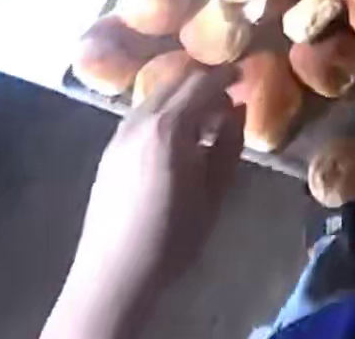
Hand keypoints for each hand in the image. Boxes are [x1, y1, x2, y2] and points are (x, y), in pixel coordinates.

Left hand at [44, 65, 242, 338]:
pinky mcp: (110, 149)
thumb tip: (238, 107)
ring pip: (157, 94)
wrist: (113, 278)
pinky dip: (164, 110)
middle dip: (204, 82)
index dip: (226, 75)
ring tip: (203, 118)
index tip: (244, 75)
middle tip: (227, 95)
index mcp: (169, 127)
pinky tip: (176, 136)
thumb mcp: (214, 192)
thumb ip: (229, 143)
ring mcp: (120, 133)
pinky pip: (142, 112)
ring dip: (183, 95)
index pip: (202, 83)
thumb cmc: (172, 237)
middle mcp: (141, 120)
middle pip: (177, 81)